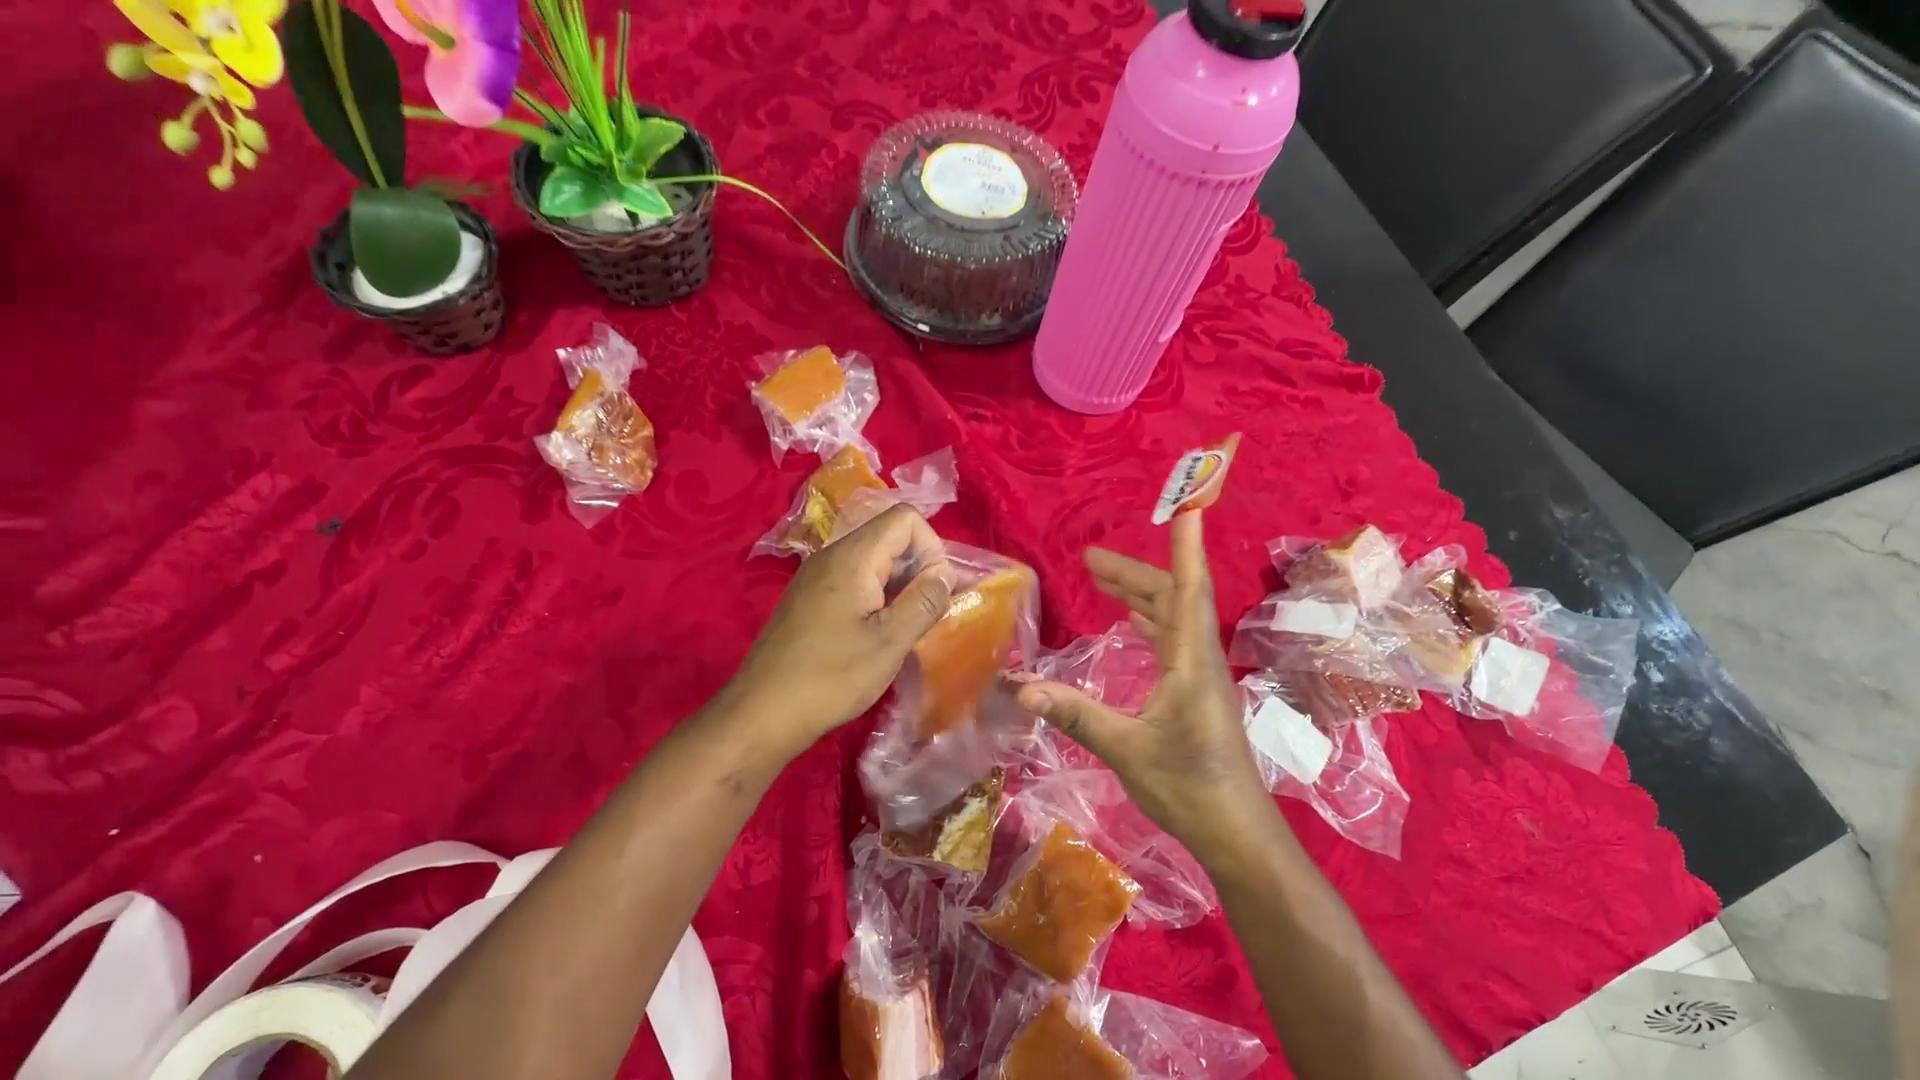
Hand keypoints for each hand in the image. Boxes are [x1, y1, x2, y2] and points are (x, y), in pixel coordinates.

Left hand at [727, 504, 953, 755]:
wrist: (762, 712)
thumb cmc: (831, 677)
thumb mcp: (890, 642)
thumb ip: (924, 601)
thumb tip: (945, 574)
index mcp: (852, 557)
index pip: (905, 519)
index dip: (932, 548)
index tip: (937, 592)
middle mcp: (831, 556)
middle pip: (888, 537)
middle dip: (920, 567)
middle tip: (933, 612)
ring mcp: (815, 578)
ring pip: (872, 562)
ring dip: (899, 586)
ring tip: (910, 627)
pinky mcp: (808, 601)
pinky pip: (853, 582)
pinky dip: (876, 598)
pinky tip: (879, 635)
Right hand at [1013, 511, 1277, 863]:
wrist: (1236, 831)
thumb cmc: (1188, 788)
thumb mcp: (1126, 751)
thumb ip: (1076, 715)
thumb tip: (1021, 689)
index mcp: (1191, 662)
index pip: (1189, 590)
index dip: (1185, 547)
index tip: (1186, 507)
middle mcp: (1200, 660)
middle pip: (1173, 600)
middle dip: (1135, 573)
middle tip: (1089, 559)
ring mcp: (1200, 678)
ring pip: (1173, 620)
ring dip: (1142, 596)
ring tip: (1103, 580)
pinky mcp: (1196, 695)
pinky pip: (1173, 642)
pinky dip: (1151, 623)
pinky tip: (1132, 624)